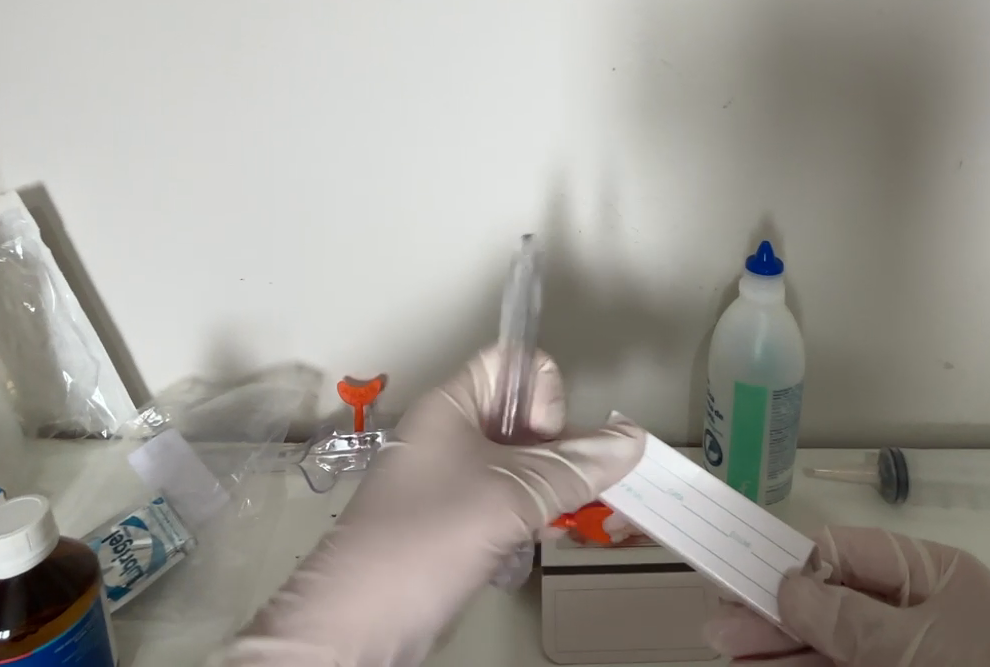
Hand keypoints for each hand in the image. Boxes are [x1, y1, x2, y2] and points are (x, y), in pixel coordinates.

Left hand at [217, 348, 645, 666]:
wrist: (355, 627)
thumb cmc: (426, 539)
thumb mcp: (509, 496)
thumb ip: (576, 467)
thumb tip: (634, 441)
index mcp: (453, 403)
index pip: (513, 363)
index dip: (541, 392)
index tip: (543, 438)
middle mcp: (452, 431)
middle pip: (523, 416)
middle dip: (557, 450)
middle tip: (568, 492)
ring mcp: (451, 477)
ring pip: (520, 462)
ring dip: (548, 489)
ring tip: (553, 523)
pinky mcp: (455, 518)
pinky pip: (507, 497)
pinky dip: (528, 515)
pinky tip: (531, 543)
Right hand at [706, 527, 989, 666]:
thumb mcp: (923, 649)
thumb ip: (851, 620)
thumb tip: (786, 584)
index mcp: (931, 575)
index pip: (846, 552)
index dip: (794, 563)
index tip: (742, 575)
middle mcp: (916, 613)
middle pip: (831, 603)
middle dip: (774, 613)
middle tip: (720, 626)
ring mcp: (909, 657)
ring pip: (832, 646)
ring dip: (780, 649)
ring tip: (727, 652)